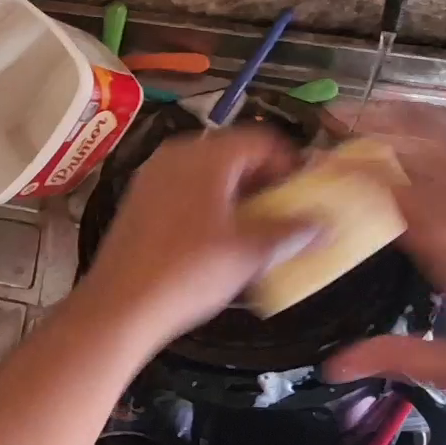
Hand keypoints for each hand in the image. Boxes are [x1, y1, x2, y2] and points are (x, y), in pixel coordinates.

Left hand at [78, 128, 318, 345]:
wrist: (120, 304)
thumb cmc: (188, 272)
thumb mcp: (249, 254)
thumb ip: (292, 233)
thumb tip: (325, 224)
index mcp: (207, 155)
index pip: (262, 140)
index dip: (291, 162)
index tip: (306, 191)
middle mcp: (177, 153)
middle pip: (233, 151)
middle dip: (264, 179)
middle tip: (285, 211)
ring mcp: (153, 173)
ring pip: (208, 170)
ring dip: (236, 191)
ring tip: (255, 227)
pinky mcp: (139, 197)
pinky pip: (184, 185)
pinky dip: (208, 200)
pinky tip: (217, 236)